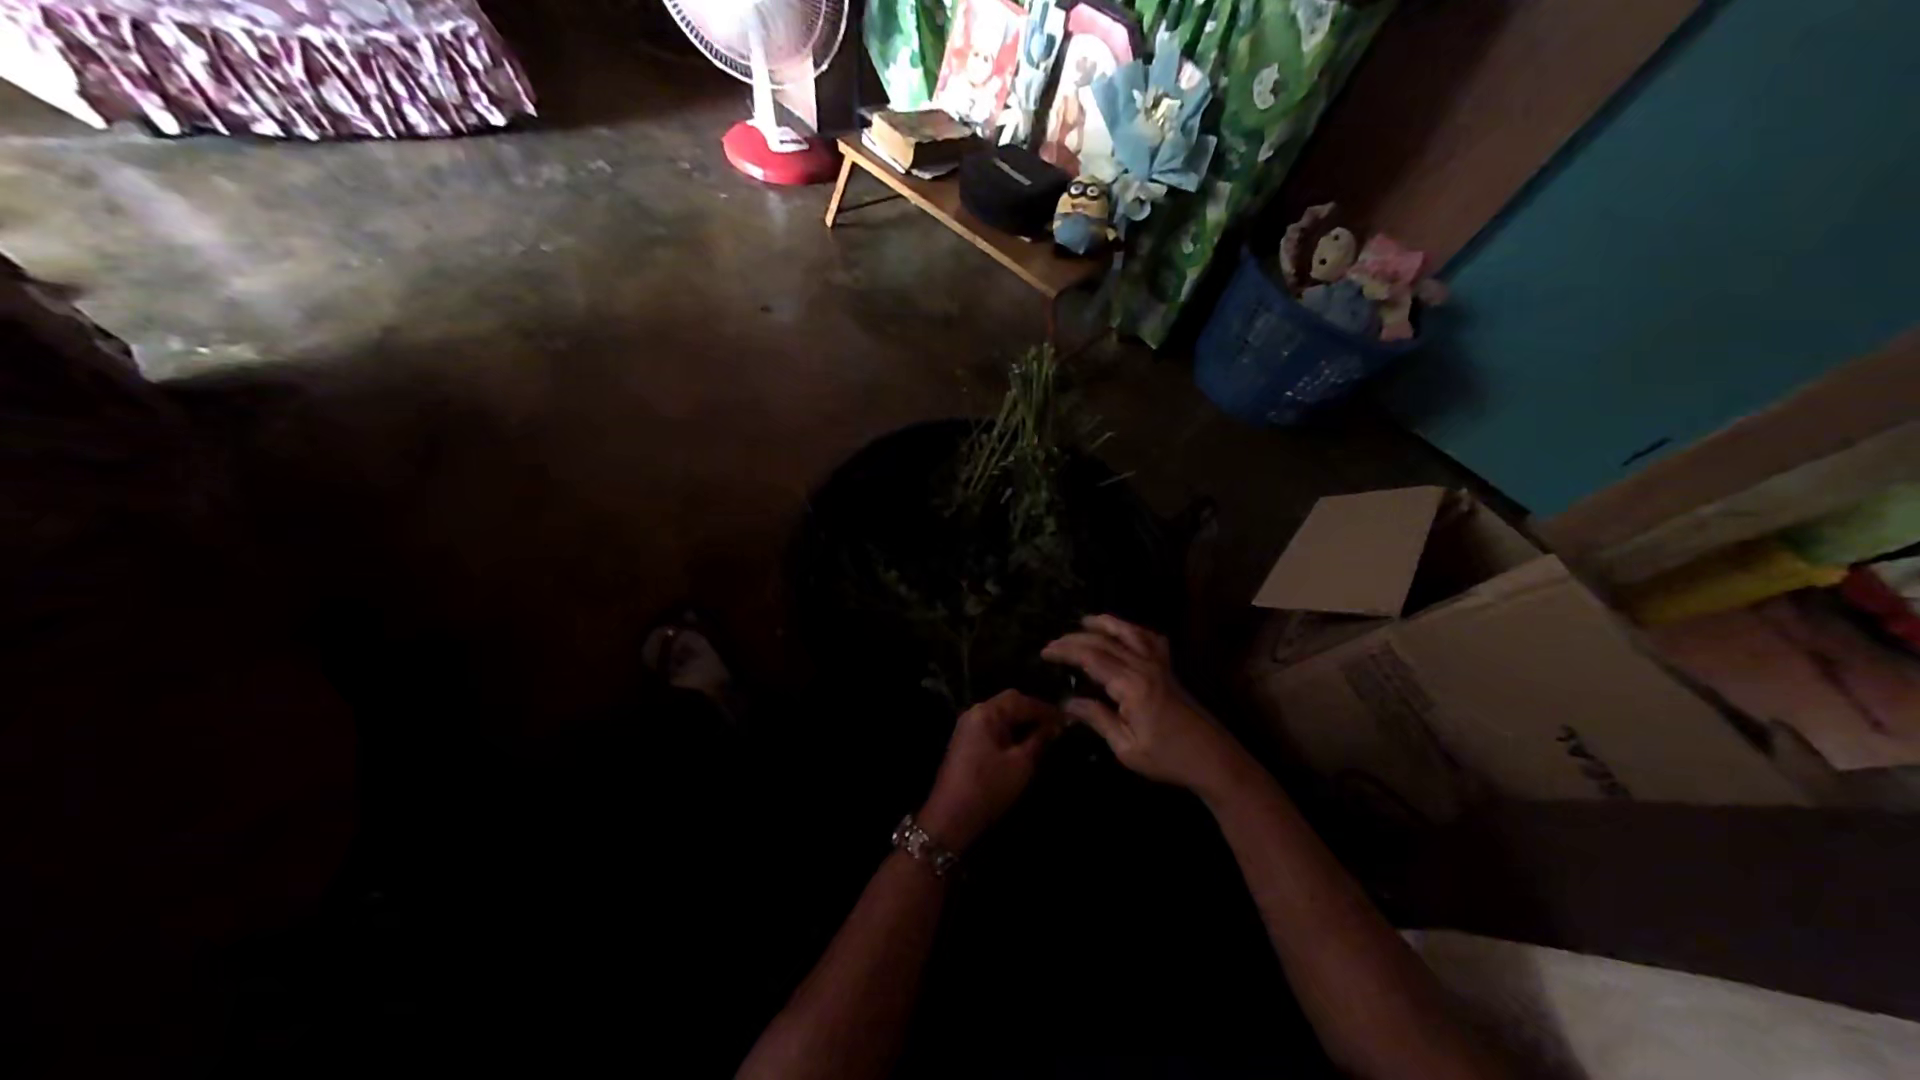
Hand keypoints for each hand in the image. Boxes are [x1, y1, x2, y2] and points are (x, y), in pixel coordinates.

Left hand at [918, 690, 1062, 851]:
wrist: (951, 817)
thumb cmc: (989, 788)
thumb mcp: (1021, 764)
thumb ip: (1040, 739)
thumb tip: (1056, 725)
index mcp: (986, 713)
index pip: (1021, 700)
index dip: (1046, 708)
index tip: (1068, 718)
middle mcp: (975, 713)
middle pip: (1009, 703)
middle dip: (1034, 712)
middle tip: (1058, 724)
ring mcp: (968, 727)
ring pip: (1001, 716)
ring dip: (1023, 722)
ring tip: (1047, 733)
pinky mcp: (967, 742)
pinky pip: (994, 728)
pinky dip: (1011, 732)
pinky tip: (1026, 742)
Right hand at [1042, 615, 1244, 793]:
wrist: (1215, 760)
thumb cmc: (1168, 759)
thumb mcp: (1126, 747)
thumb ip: (1097, 719)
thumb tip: (1067, 703)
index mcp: (1132, 685)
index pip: (1091, 658)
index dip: (1066, 651)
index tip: (1045, 652)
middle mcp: (1145, 667)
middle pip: (1106, 642)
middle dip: (1076, 638)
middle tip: (1054, 643)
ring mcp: (1161, 666)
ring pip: (1131, 632)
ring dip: (1106, 624)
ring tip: (1085, 621)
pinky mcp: (1171, 671)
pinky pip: (1152, 640)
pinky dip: (1135, 631)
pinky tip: (1127, 633)